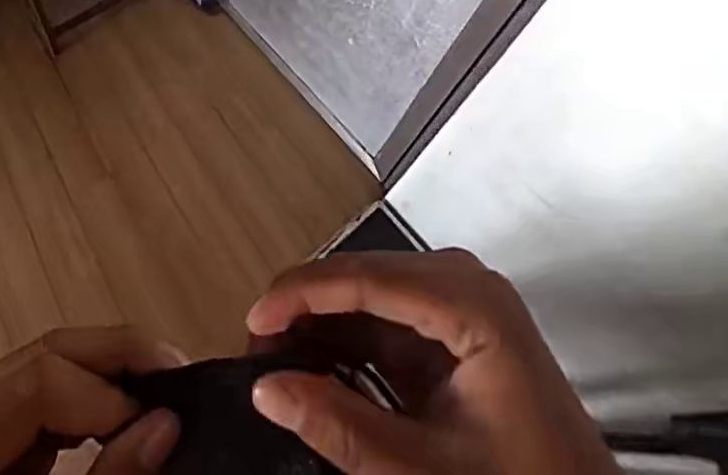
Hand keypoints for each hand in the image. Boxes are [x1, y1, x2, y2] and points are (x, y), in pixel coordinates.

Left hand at [0, 325, 187, 474]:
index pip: (40, 380)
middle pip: (47, 354)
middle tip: (175, 373)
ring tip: (155, 390)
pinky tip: (116, 411)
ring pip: (48, 358)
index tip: (157, 417)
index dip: (107, 392)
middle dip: (120, 357)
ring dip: (108, 370)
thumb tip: (164, 426)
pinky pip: (40, 383)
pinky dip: (85, 392)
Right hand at [246, 249, 618, 474]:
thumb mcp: (424, 471)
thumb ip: (342, 427)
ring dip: (323, 320)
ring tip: (278, 353)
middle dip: (308, 305)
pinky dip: (350, 337)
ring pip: (371, 290)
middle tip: (260, 344)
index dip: (303, 293)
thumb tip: (269, 388)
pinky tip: (317, 360)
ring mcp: (461, 299)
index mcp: (471, 304)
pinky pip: (389, 314)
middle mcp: (466, 282)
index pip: (368, 277)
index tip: (256, 318)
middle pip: (366, 274)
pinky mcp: (453, 322)